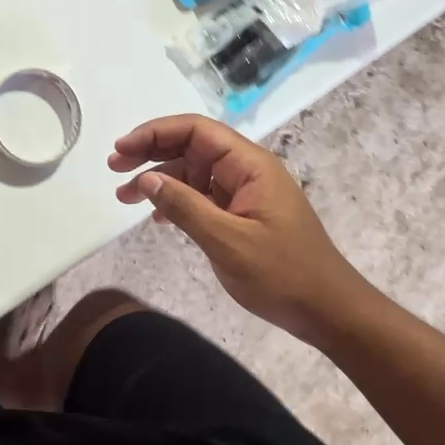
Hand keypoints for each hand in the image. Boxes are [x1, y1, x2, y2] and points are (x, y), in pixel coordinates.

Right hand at [109, 114, 374, 343]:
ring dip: (158, 179)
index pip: (195, 130)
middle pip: (190, 146)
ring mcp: (245, 192)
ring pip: (192, 171)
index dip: (154, 133)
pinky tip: (155, 217)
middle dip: (150, 152)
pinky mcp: (242, 214)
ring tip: (124, 195)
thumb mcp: (227, 241)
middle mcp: (246, 170)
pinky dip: (175, 200)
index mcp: (250, 165)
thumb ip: (184, 206)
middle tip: (114, 167)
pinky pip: (201, 195)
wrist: (331, 314)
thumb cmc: (283, 275)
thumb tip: (145, 178)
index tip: (122, 149)